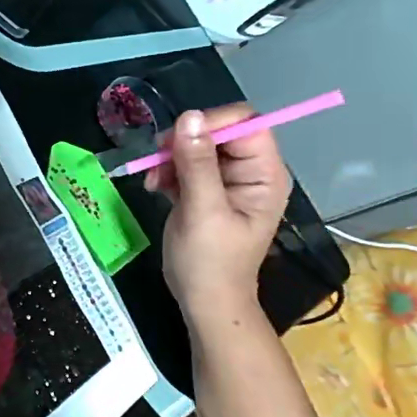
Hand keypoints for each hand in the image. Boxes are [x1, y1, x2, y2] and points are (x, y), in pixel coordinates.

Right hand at [142, 105, 290, 328]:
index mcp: (263, 175)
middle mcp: (249, 172)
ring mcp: (226, 181)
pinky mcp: (204, 190)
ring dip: (170, 158)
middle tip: (157, 162)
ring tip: (153, 180)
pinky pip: (185, 164)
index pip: (245, 124)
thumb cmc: (210, 262)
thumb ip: (197, 164)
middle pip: (218, 131)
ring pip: (196, 145)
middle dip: (184, 142)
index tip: (177, 141)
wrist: (203, 300)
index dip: (212, 124)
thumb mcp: (202, 212)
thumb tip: (189, 116)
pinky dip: (166, 170)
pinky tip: (154, 187)